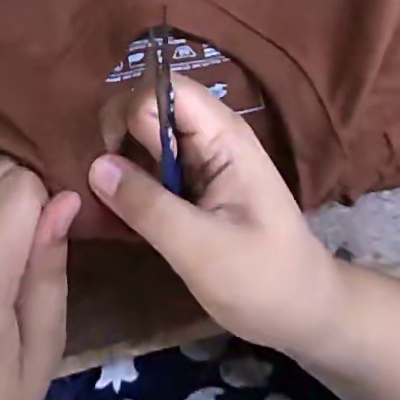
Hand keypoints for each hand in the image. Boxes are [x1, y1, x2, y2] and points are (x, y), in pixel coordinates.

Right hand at [89, 76, 342, 354]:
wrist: (302, 310)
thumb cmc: (263, 279)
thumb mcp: (202, 250)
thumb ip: (149, 206)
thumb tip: (96, 166)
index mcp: (222, 134)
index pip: (164, 89)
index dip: (131, 114)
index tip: (113, 163)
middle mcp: (209, 133)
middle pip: (149, 104)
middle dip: (118, 137)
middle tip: (107, 189)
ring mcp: (201, 156)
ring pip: (144, 133)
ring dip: (120, 161)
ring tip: (107, 206)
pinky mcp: (193, 180)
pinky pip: (150, 162)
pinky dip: (130, 181)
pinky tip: (120, 214)